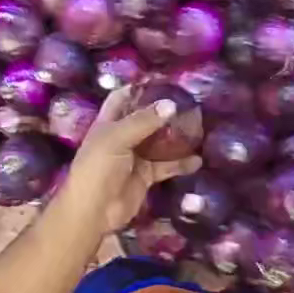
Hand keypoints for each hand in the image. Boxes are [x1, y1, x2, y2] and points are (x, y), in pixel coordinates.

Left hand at [48, 85, 201, 235]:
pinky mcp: (145, 176)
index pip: (122, 97)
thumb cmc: (98, 168)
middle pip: (145, 118)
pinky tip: (197, 161)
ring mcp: (134, 157)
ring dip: (176, 137)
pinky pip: (166, 166)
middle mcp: (122, 137)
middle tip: (190, 104)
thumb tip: (171, 104)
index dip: (139, 88)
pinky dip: (181, 164)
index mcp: (108, 122)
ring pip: (159, 142)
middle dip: (164, 111)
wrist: (93, 211)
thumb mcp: (117, 138)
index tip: (164, 81)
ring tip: (199, 128)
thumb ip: (144, 121)